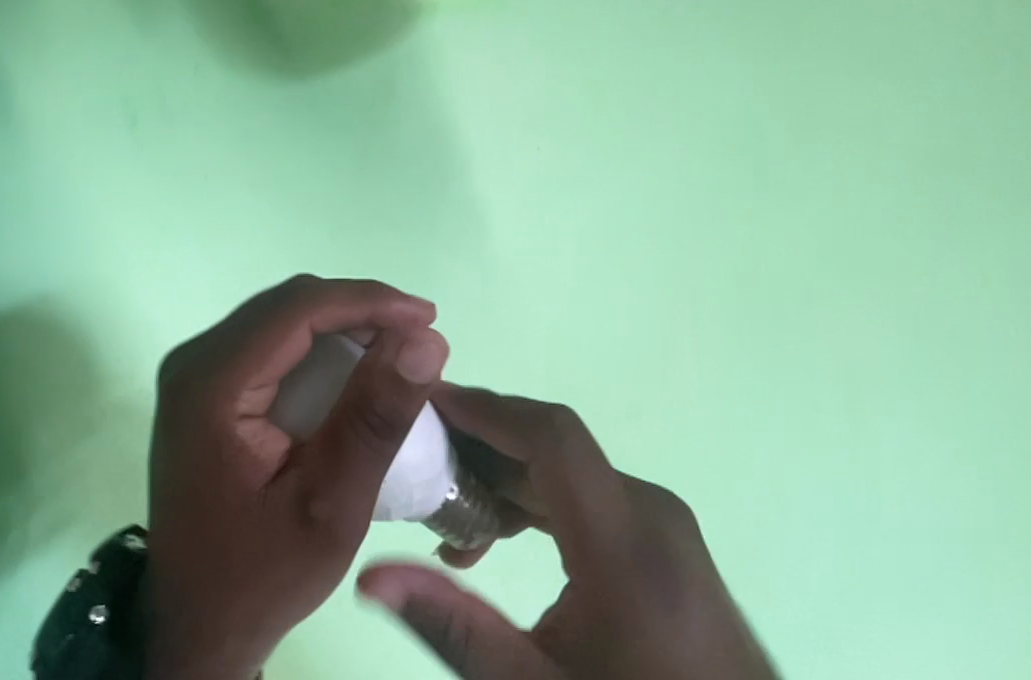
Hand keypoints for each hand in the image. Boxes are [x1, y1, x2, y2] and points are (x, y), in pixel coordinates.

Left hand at [143, 275, 450, 679]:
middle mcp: (194, 362)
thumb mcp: (330, 505)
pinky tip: (355, 372)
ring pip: (278, 319)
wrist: (197, 624)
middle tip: (420, 340)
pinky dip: (317, 350)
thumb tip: (427, 340)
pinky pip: (268, 345)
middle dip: (358, 311)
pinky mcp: (204, 389)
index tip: (428, 318)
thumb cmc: (261, 574)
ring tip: (398, 353)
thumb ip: (374, 419)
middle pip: (286, 306)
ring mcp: (195, 374)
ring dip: (340, 327)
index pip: (296, 309)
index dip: (367, 301)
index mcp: (212, 384)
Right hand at [358, 386, 776, 678]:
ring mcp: (660, 525)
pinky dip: (532, 501)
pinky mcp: (661, 543)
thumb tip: (369, 577)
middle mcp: (648, 512)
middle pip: (550, 446)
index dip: (482, 408)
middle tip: (409, 456)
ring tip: (438, 508)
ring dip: (499, 476)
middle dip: (475, 443)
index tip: (420, 403)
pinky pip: (586, 496)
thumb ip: (453, 627)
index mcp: (625, 542)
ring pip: (564, 470)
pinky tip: (490, 538)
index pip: (549, 434)